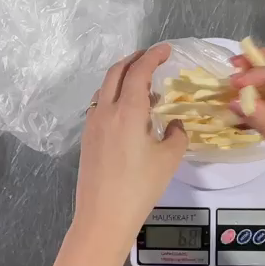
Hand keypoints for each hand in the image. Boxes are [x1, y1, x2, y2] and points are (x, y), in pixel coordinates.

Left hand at [73, 44, 187, 244]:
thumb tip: (173, 124)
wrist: (103, 216)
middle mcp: (105, 111)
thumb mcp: (169, 159)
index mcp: (127, 111)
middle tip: (152, 57)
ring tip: (144, 85)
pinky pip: (100, 104)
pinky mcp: (88, 137)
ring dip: (123, 77)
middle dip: (134, 59)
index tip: (166, 49)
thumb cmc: (140, 188)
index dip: (153, 56)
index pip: (139, 71)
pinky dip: (115, 96)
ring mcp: (92, 124)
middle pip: (116, 72)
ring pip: (105, 87)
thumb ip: (176, 135)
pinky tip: (130, 111)